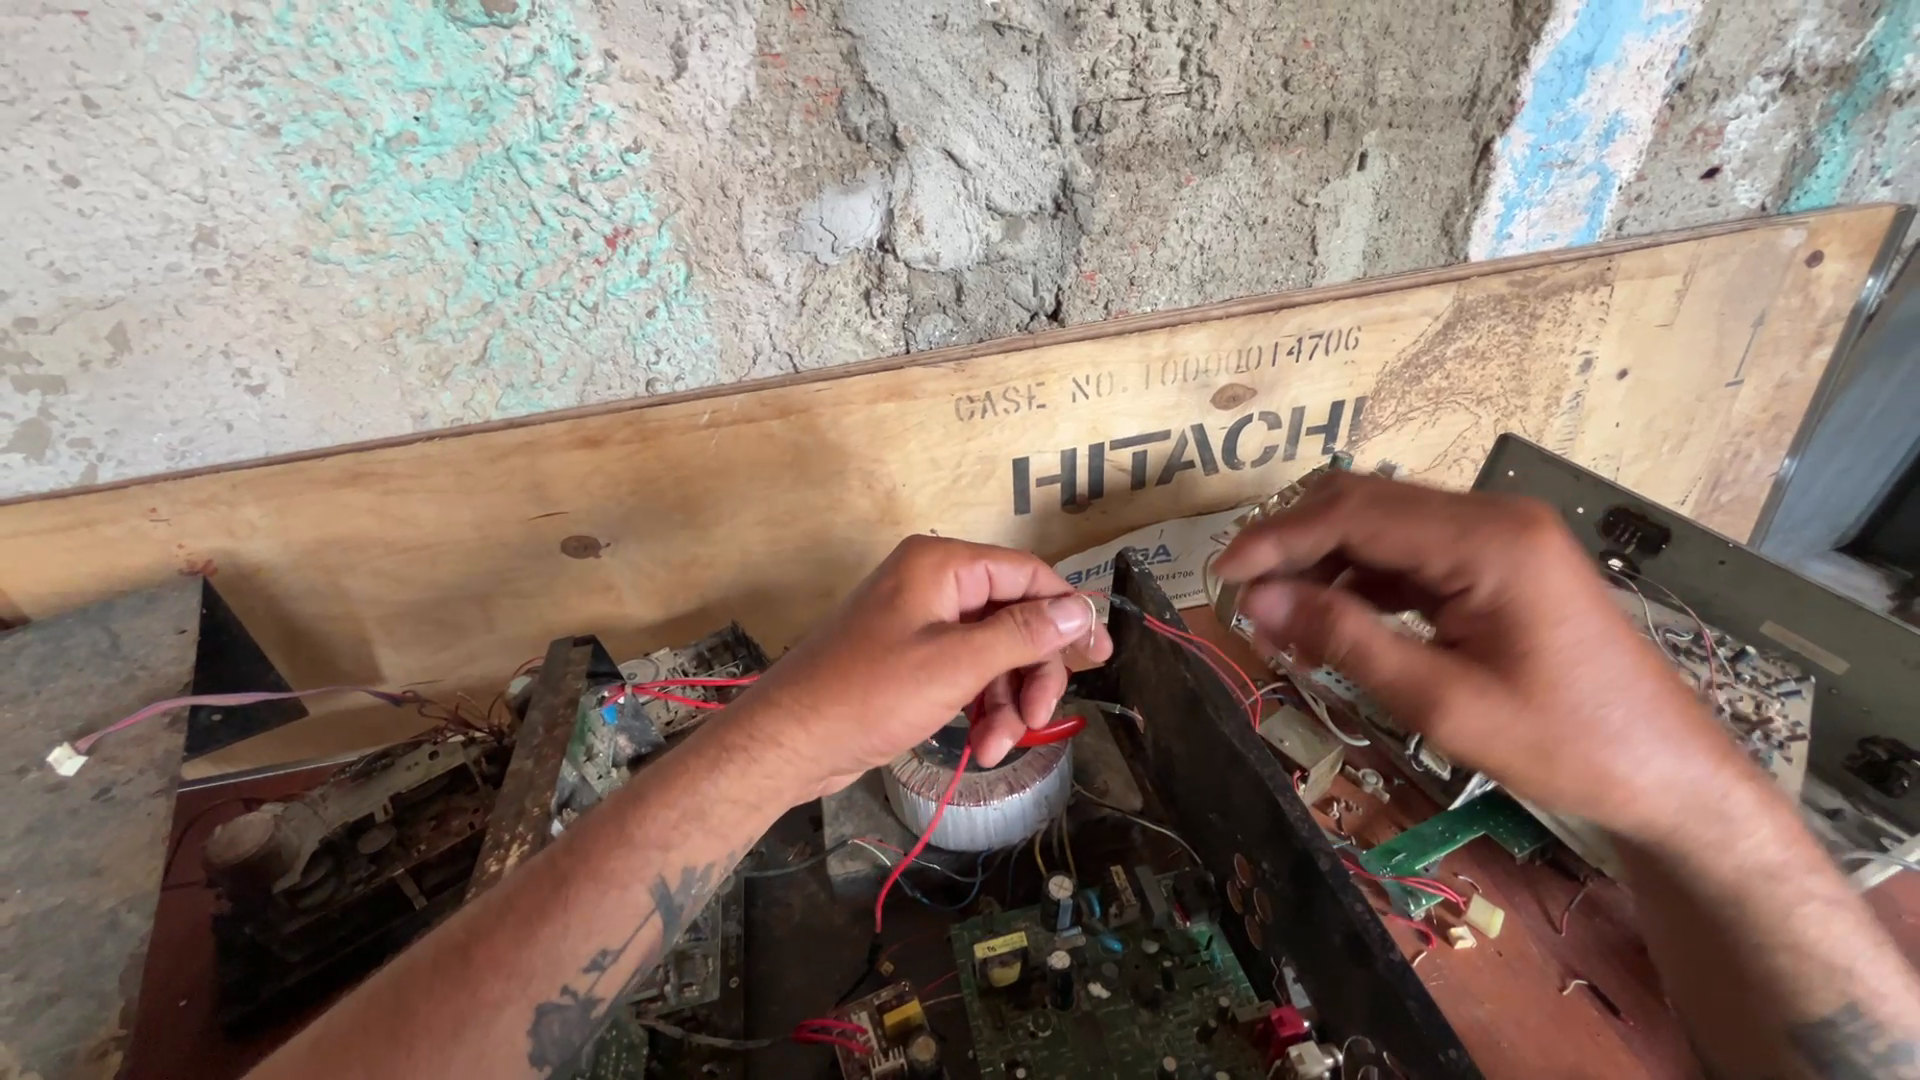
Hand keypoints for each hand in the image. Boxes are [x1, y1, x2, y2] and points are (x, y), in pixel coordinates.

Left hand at [721, 536, 1112, 800]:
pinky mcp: (911, 656)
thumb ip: (1023, 634)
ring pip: (992, 651)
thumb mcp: (957, 663)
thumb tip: (1080, 609)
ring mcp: (920, 620)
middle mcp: (933, 582)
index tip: (1099, 656)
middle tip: (1041, 719)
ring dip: (1006, 700)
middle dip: (1030, 672)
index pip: (1026, 574)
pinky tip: (980, 745)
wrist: (789, 741)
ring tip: (998, 747)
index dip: (1067, 613)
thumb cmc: (871, 693)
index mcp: (942, 565)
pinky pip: (965, 670)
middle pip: (1013, 617)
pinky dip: (980, 705)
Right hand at [1214, 472, 1752, 842]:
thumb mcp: (1439, 702)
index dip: (1274, 538)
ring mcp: (1496, 535)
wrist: (1672, 778)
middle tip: (1241, 590)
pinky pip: (1404, 549)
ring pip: (1377, 521)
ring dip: (1319, 558)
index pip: (1351, 512)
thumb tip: (1256, 600)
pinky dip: (1356, 575)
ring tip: (1277, 610)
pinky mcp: (1495, 560)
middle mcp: (1490, 517)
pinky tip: (1329, 612)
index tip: (1219, 574)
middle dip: (1290, 541)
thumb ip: (1343, 639)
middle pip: (1361, 500)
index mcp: (1487, 540)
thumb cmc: (1564, 747)